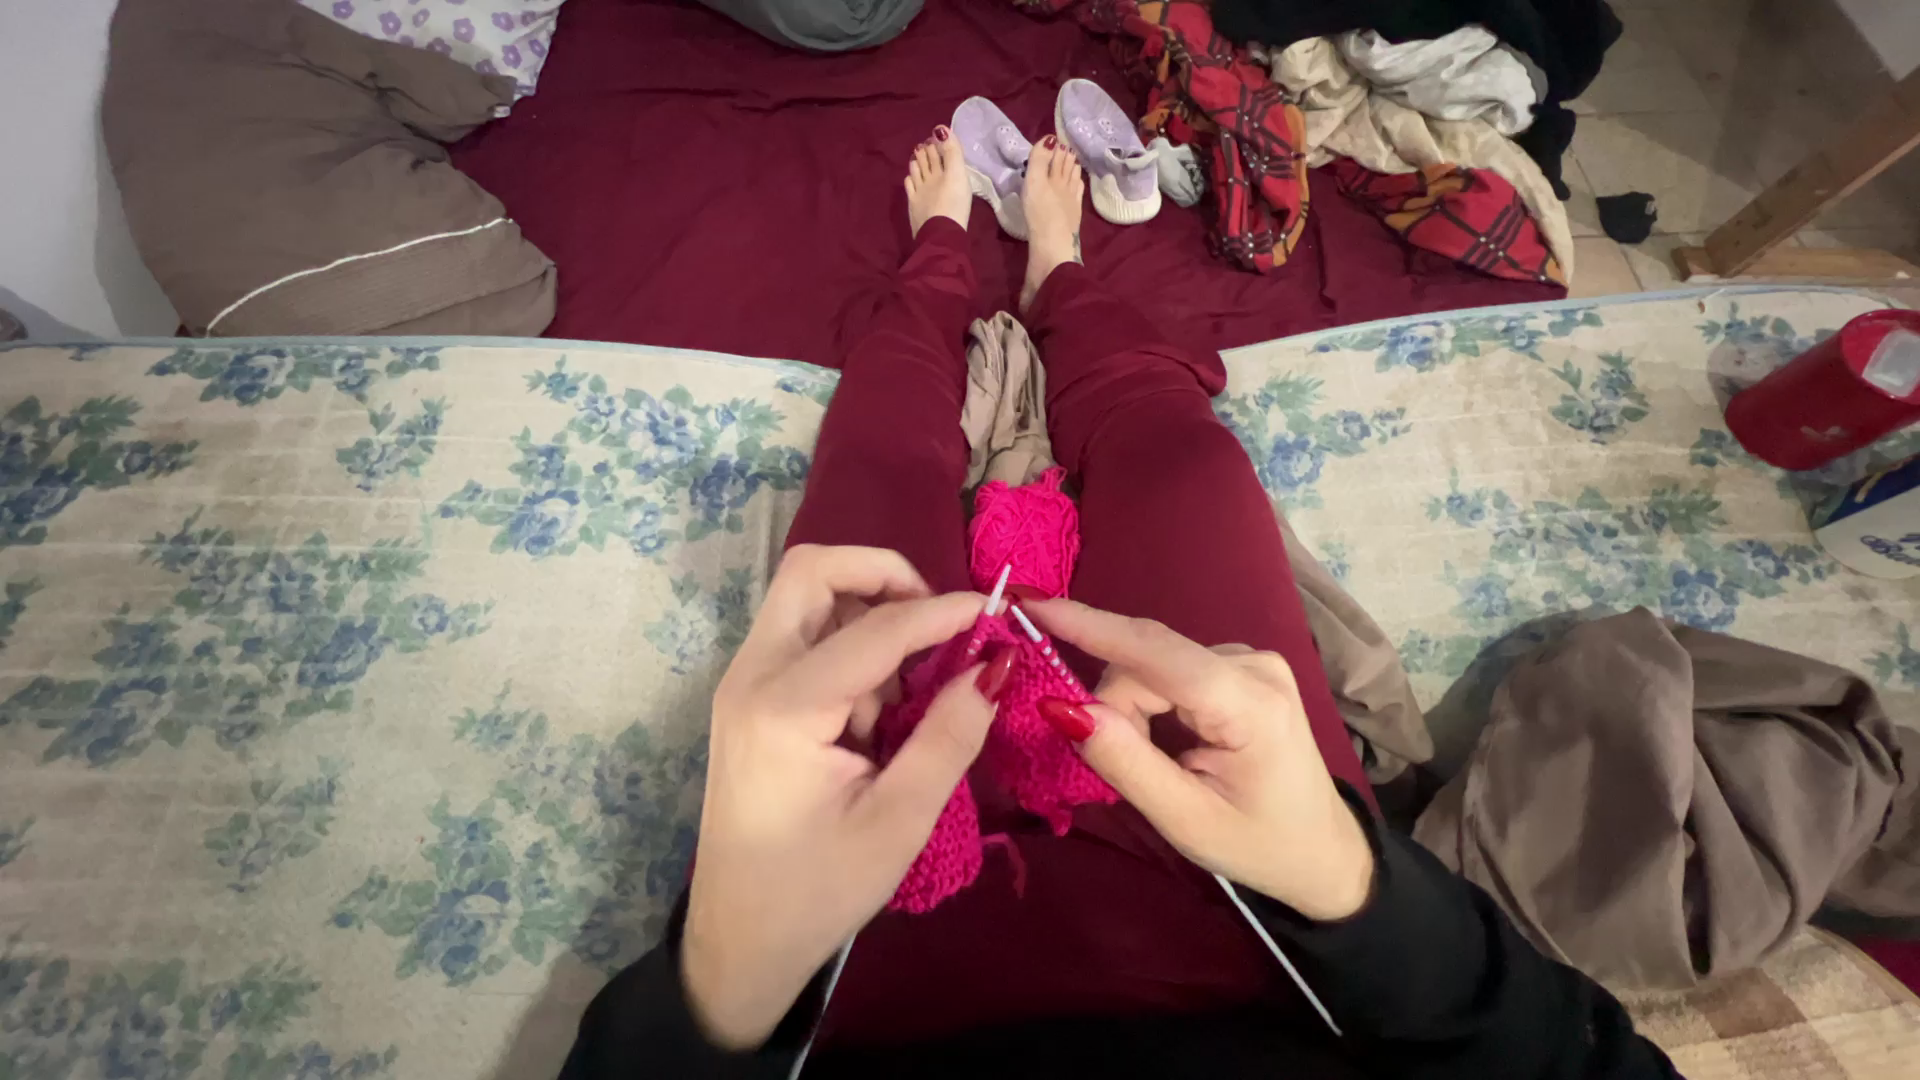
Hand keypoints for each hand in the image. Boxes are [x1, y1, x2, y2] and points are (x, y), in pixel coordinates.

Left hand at [681, 545, 998, 1048]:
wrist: (738, 941)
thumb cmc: (818, 891)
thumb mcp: (899, 821)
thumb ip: (949, 736)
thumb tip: (993, 667)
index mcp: (785, 708)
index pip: (877, 628)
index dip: (943, 611)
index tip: (995, 610)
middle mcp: (752, 676)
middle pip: (812, 571)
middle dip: (882, 573)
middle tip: (935, 616)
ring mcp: (745, 681)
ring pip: (806, 596)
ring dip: (866, 611)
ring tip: (906, 684)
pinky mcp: (751, 695)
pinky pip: (804, 634)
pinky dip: (850, 641)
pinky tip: (875, 707)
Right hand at [1027, 599, 1374, 921]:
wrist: (1325, 853)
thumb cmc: (1259, 845)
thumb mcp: (1185, 820)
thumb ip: (1124, 761)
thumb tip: (1060, 706)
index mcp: (1250, 704)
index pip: (1154, 651)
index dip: (1089, 625)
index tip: (1031, 604)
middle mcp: (1252, 663)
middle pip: (1145, 660)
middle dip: (1113, 706)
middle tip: (1114, 763)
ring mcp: (1249, 658)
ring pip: (1149, 662)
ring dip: (1130, 707)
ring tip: (1157, 762)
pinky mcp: (1238, 663)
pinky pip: (1166, 666)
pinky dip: (1147, 700)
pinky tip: (1167, 739)